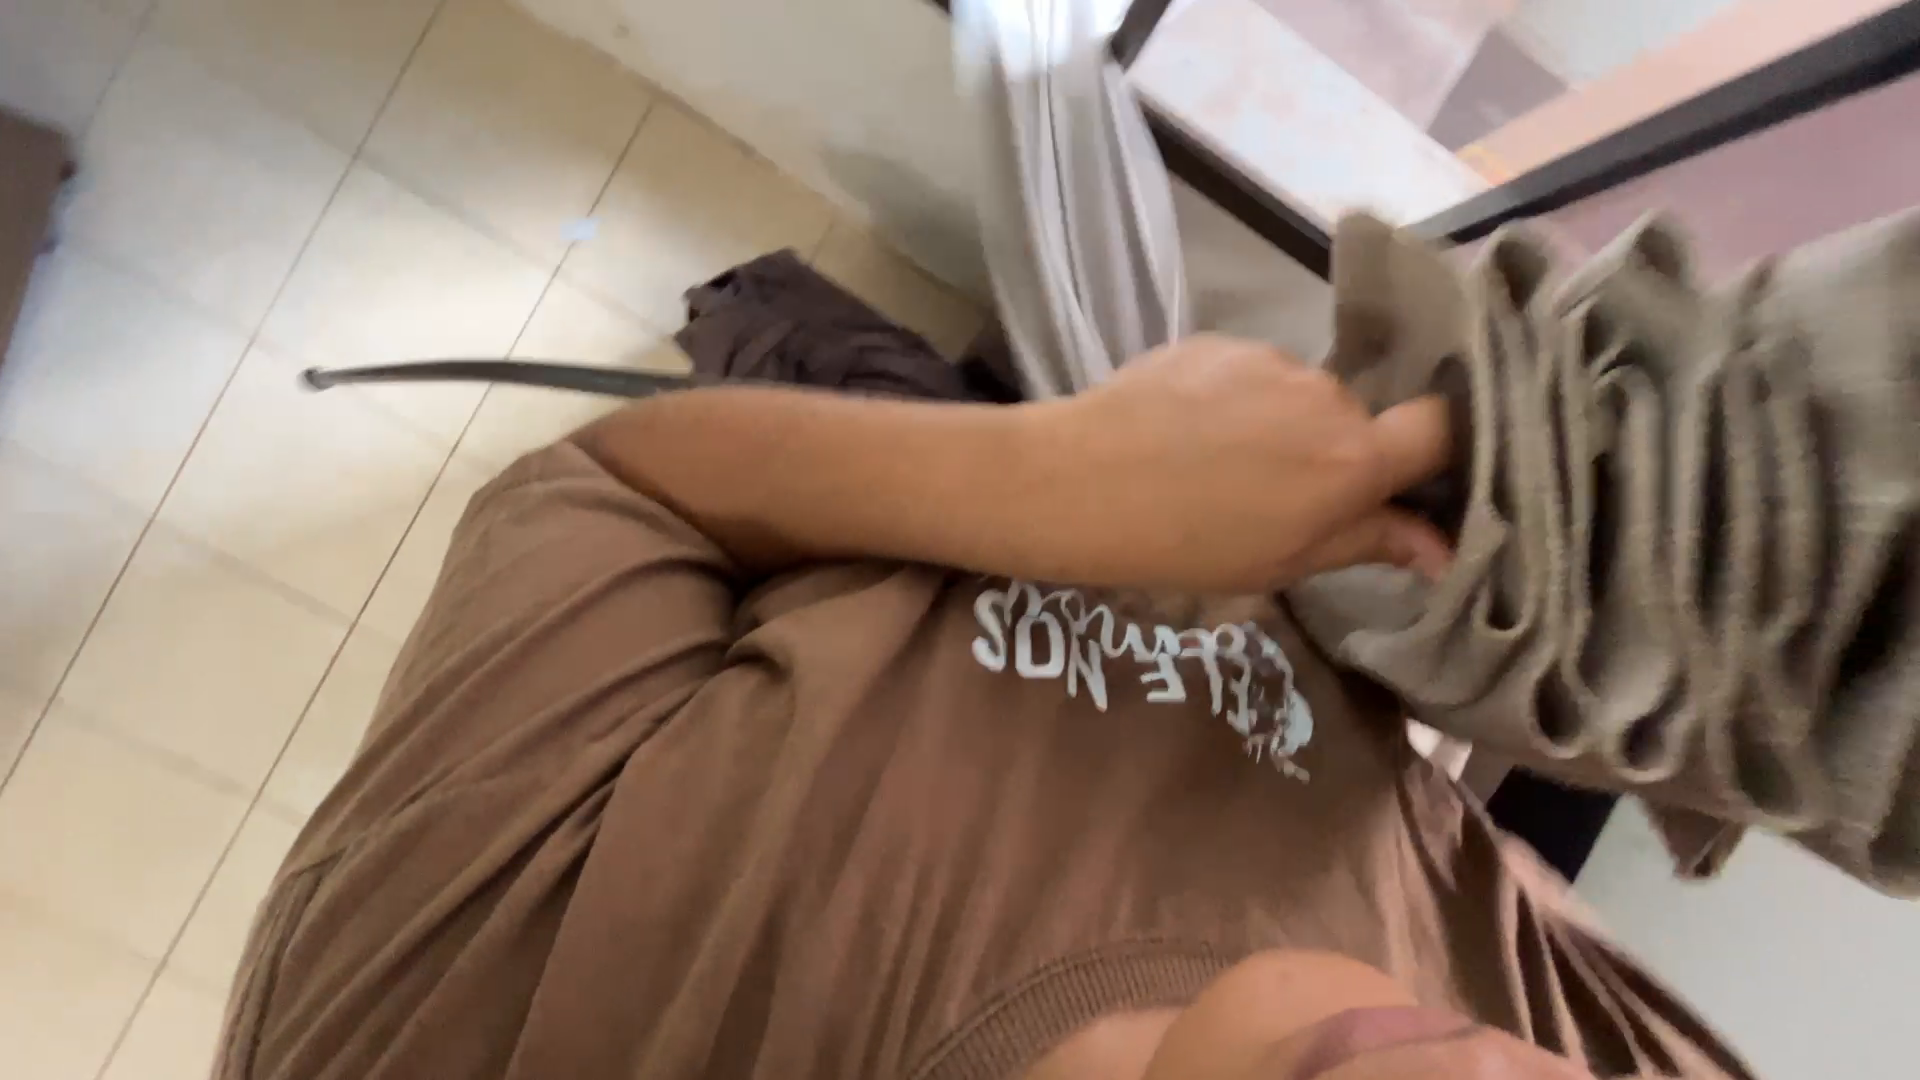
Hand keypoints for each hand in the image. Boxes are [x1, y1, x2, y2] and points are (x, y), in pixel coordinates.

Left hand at [1021, 335, 1453, 591]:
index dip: (1434, 449)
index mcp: (1350, 458)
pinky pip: (1245, 371)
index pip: (1442, 428)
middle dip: (1328, 448)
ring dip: (1274, 421)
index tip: (1402, 475)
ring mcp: (1265, 358)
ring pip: (1295, 392)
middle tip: (1268, 489)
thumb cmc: (1182, 543)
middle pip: (1355, 414)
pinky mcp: (1214, 340)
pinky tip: (1180, 430)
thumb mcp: (1280, 562)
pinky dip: (1228, 397)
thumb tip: (1442, 549)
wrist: (1080, 483)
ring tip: (1210, 460)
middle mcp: (1322, 395)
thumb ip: (1365, 542)